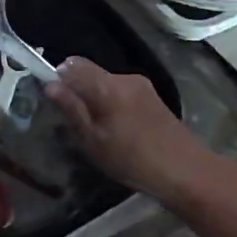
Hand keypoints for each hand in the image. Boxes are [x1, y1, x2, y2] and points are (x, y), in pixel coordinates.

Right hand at [46, 57, 207, 200]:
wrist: (186, 171)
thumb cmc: (133, 160)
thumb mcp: (94, 140)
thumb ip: (72, 109)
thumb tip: (50, 84)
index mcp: (107, 86)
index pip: (72, 65)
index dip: (58, 77)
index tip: (56, 100)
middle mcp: (124, 77)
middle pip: (90, 72)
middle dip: (77, 89)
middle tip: (75, 121)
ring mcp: (141, 85)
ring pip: (105, 82)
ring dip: (95, 97)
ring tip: (98, 130)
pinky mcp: (152, 96)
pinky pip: (121, 91)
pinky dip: (112, 103)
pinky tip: (118, 130)